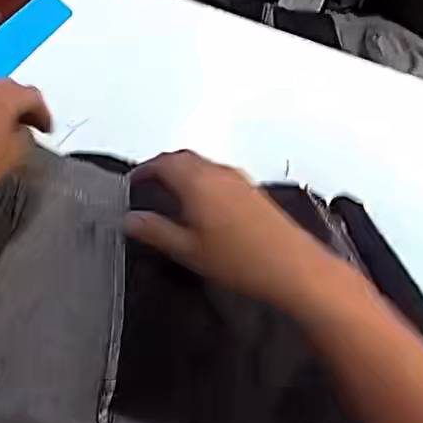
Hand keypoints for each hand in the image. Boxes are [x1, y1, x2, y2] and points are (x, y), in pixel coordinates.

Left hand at [0, 80, 52, 207]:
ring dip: (4, 106)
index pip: (33, 97)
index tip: (46, 131)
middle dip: (24, 106)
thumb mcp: (15, 155)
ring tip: (8, 126)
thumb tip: (22, 129)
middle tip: (31, 125)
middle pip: (12, 89)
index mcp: (5, 95)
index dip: (43, 114)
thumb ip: (26, 136)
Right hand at [124, 151, 343, 311]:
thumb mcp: (188, 250)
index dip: (144, 169)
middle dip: (162, 166)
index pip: (163, 163)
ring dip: (182, 170)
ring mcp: (236, 178)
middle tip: (148, 181)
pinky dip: (201, 177)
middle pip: (182, 157)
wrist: (291, 265)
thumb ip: (156, 232)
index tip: (134, 179)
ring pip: (201, 163)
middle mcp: (217, 172)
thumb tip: (131, 220)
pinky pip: (217, 171)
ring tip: (170, 191)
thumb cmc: (244, 259)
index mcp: (198, 182)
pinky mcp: (250, 187)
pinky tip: (201, 201)